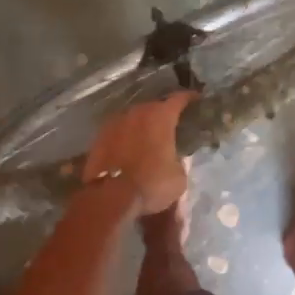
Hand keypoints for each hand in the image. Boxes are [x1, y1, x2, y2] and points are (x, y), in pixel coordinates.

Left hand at [84, 93, 194, 213]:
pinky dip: (125, 137)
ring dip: (141, 125)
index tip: (196, 98)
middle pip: (153, 107)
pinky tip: (128, 148)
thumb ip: (178, 161)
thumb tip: (174, 159)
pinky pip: (118, 132)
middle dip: (162, 114)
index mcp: (161, 116)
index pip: (178, 99)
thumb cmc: (151, 183)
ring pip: (133, 118)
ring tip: (147, 137)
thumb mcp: (178, 177)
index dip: (188, 98)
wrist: (110, 196)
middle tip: (169, 124)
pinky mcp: (99, 136)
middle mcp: (138, 112)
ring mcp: (115, 122)